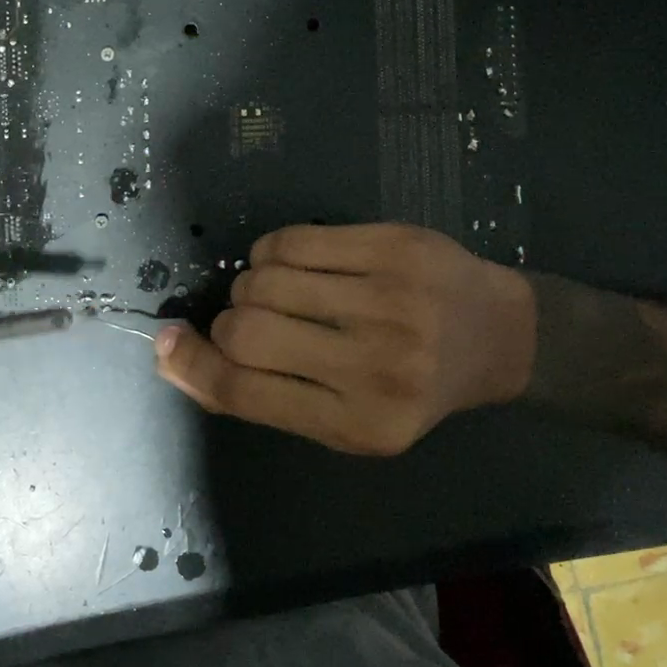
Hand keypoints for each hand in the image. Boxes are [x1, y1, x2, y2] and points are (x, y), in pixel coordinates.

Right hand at [154, 223, 535, 455]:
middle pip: (244, 333)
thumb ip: (256, 395)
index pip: (243, 393)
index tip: (167, 343)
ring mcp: (390, 303)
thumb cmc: (407, 387)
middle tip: (253, 322)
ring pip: (262, 281)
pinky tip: (297, 265)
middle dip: (228, 323)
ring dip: (252, 285)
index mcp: (360, 425)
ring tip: (282, 294)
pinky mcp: (394, 249)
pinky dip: (274, 252)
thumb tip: (169, 357)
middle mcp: (378, 368)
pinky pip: (290, 241)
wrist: (499, 338)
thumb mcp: (337, 417)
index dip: (190, 366)